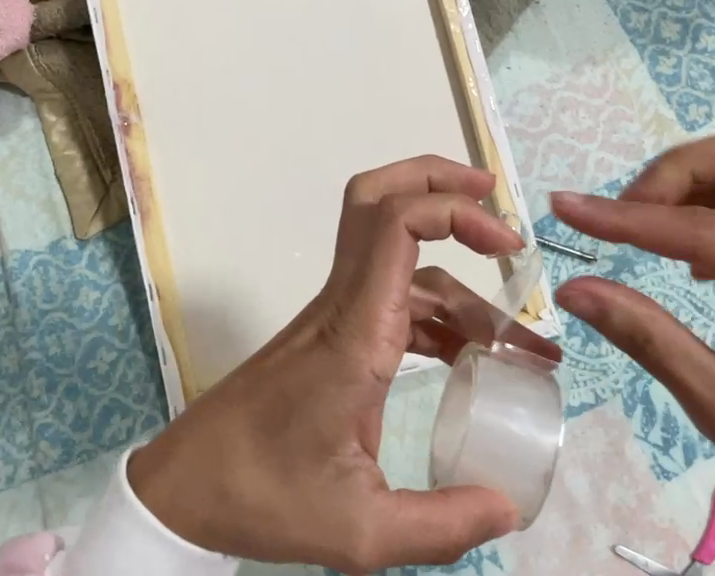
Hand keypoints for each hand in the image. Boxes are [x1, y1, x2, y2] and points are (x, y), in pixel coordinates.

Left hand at [128, 156, 563, 572]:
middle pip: (379, 200)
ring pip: (400, 261)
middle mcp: (346, 306)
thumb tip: (512, 509)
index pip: (395, 223)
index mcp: (356, 330)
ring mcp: (337, 317)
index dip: (455, 210)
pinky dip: (442, 316)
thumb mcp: (360, 531)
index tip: (508, 244)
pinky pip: (397, 302)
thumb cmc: (266, 495)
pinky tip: (475, 360)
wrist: (190, 486)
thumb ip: (443, 526)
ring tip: (524, 346)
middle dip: (438, 183)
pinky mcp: (335, 338)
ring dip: (463, 283)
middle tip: (495, 200)